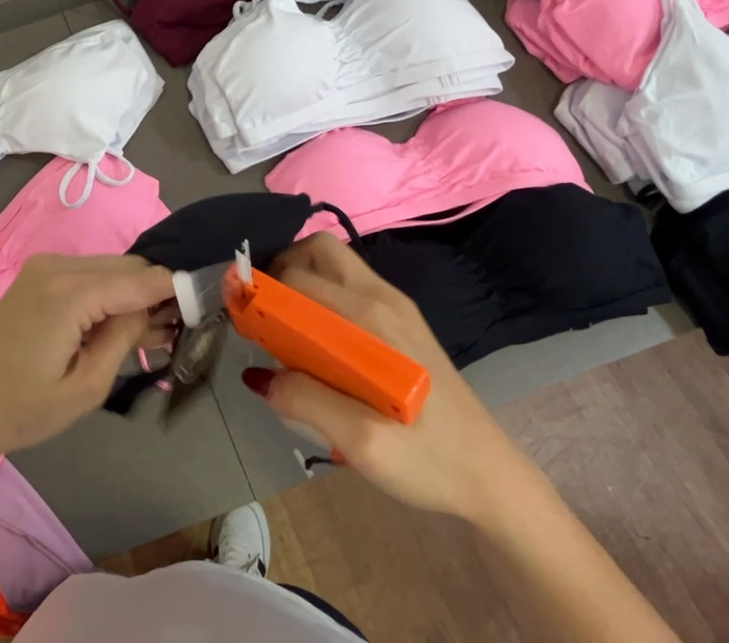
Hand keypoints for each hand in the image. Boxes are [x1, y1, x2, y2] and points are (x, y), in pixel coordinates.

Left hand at [0, 254, 173, 471]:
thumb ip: (125, 338)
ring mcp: (42, 268)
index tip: (206, 310)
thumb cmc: (22, 409)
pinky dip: (108, 294)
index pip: (143, 279)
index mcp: (70, 291)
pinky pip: (86, 275)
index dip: (177, 292)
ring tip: (152, 336)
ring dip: (132, 293)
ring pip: (109, 268)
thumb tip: (153, 309)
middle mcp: (57, 266)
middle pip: (128, 266)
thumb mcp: (87, 386)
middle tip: (178, 331)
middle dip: (155, 292)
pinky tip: (119, 326)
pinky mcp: (35, 278)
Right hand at [242, 232, 534, 522]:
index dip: (259, 291)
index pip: (297, 277)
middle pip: (317, 250)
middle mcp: (383, 298)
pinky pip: (350, 288)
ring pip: (334, 265)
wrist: (490, 477)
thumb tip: (258, 375)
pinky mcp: (403, 323)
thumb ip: (305, 401)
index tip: (238, 320)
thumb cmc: (428, 460)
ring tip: (282, 329)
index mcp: (371, 318)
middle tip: (262, 316)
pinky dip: (320, 297)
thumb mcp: (361, 442)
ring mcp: (397, 307)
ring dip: (300, 282)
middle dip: (279, 272)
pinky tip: (315, 344)